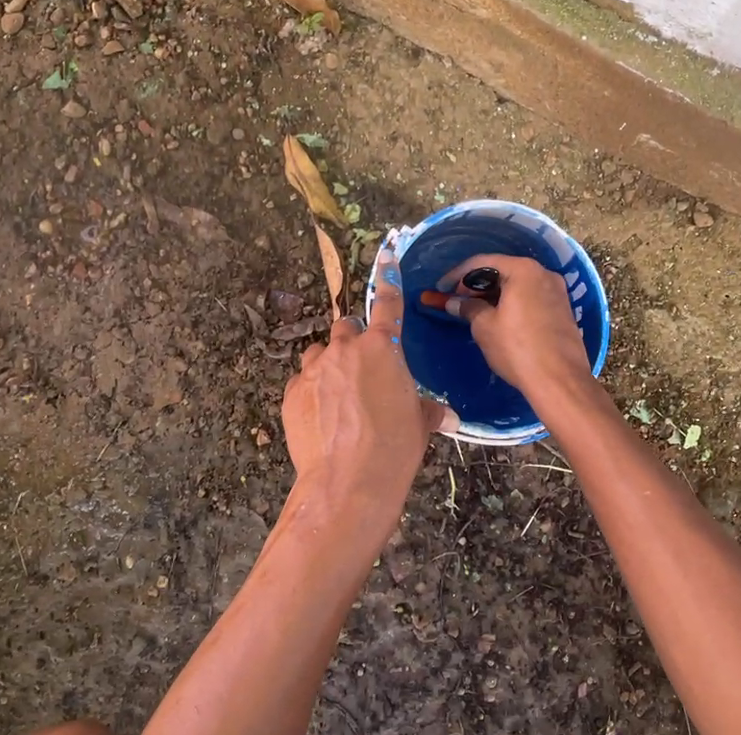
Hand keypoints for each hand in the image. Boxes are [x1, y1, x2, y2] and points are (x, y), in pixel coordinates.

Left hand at [283, 248, 455, 532]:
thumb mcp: (420, 424)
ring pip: (320, 352)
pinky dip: (313, 390)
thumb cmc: (395, 447)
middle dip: (354, 342)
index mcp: (383, 347)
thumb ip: (430, 410)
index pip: (387, 304)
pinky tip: (322, 416)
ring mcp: (315, 369)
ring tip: (340, 395)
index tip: (386, 257)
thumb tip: (448, 416)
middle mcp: (345, 349)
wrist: (348, 482)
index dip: (388, 281)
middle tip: (364, 370)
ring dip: (330, 364)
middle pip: (347, 328)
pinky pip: (303, 380)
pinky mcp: (292, 392)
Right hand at [420, 253, 591, 399]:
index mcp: (523, 270)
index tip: (441, 288)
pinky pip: (531, 298)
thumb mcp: (484, 327)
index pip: (482, 262)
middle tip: (458, 302)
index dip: (457, 274)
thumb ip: (468, 308)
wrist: (560, 381)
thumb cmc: (518, 348)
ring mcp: (557, 291)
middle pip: (503, 271)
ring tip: (476, 312)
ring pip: (518, 285)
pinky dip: (512, 303)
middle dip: (477, 284)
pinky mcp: (563, 310)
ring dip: (495, 295)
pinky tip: (500, 320)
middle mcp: (544, 273)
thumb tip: (454, 303)